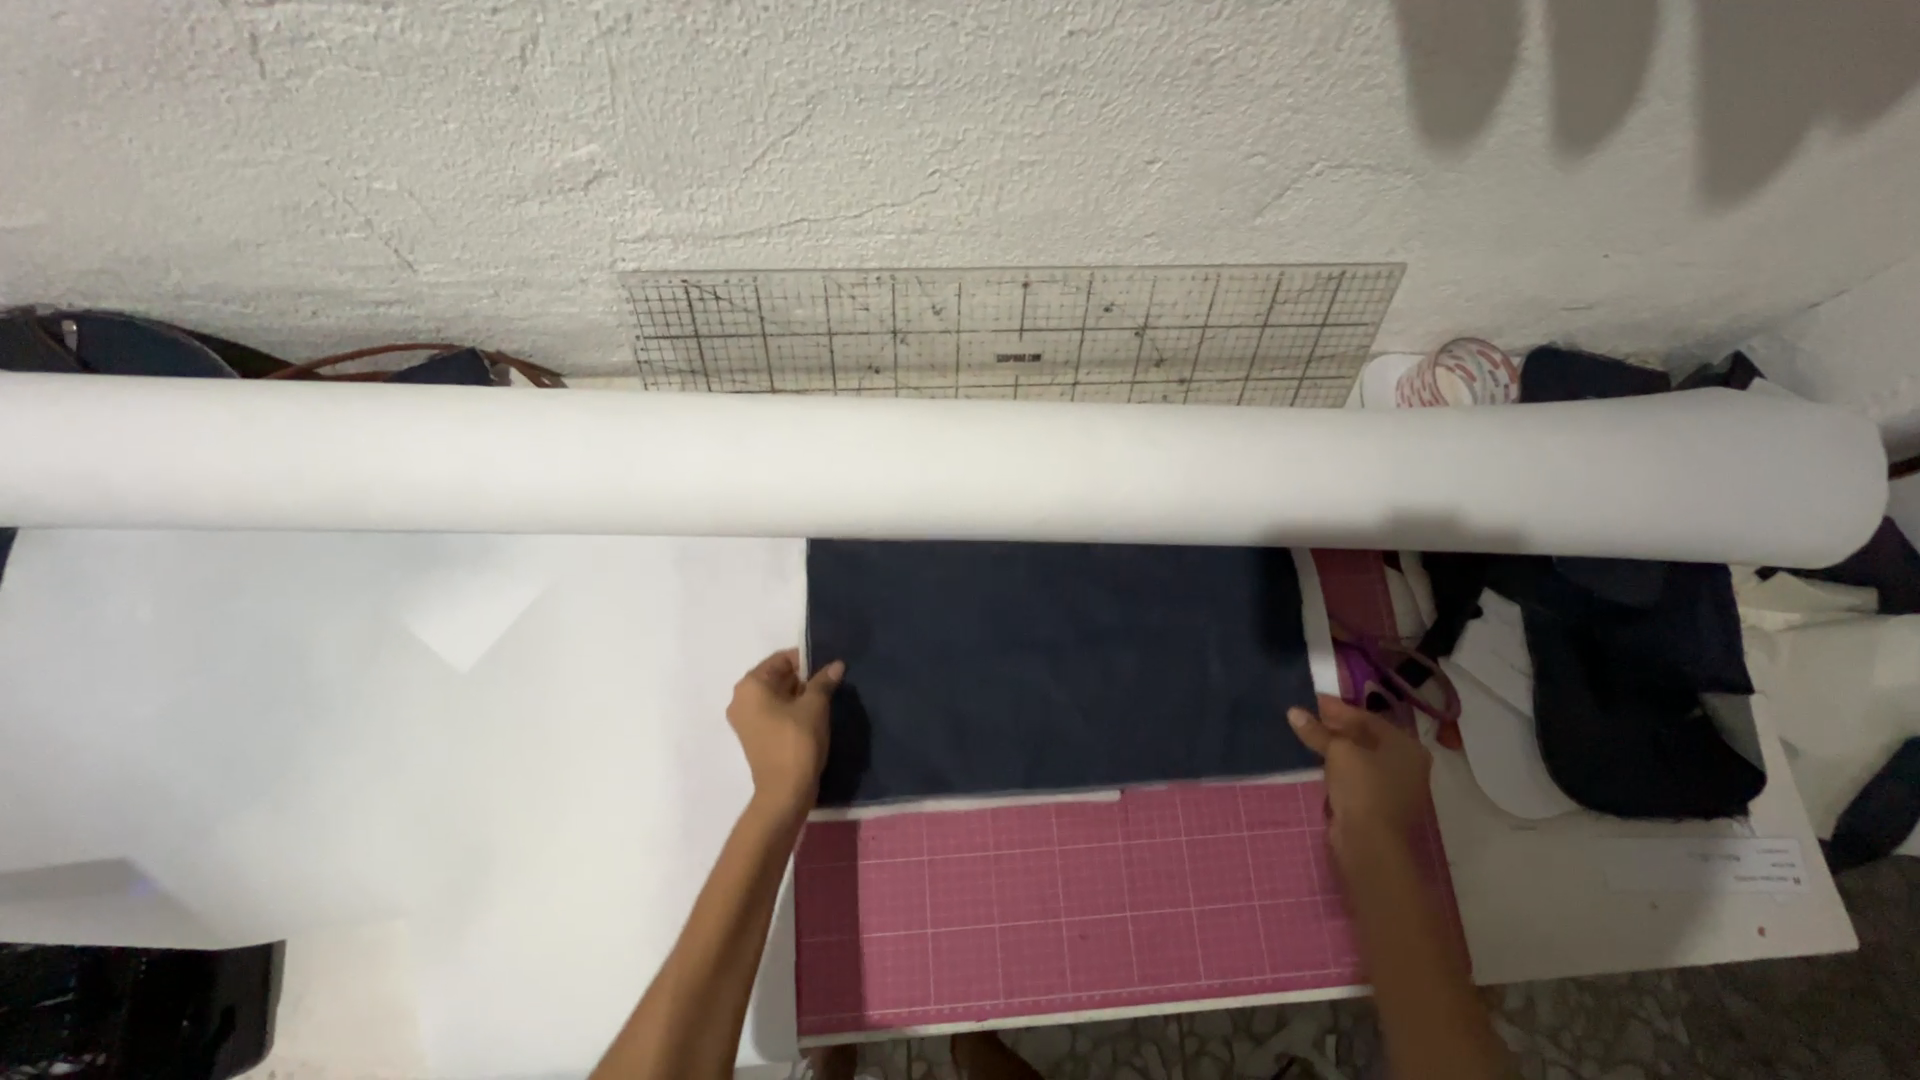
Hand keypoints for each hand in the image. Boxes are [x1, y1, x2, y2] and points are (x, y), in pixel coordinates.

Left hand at [727, 649, 843, 811]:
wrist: (784, 792)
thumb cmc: (796, 742)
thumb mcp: (815, 707)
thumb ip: (824, 681)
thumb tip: (836, 664)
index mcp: (750, 686)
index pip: (780, 659)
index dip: (806, 659)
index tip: (828, 665)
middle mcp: (741, 699)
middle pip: (776, 677)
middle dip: (803, 677)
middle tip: (830, 680)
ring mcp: (745, 720)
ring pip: (775, 696)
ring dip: (799, 694)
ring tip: (826, 696)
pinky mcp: (754, 736)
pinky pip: (773, 712)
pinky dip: (791, 709)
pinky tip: (814, 714)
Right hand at [1288, 694, 1431, 855]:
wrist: (1370, 843)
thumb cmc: (1362, 788)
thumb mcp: (1338, 752)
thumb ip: (1317, 731)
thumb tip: (1294, 712)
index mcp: (1406, 746)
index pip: (1368, 718)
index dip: (1337, 708)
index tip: (1311, 700)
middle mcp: (1406, 764)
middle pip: (1366, 737)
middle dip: (1336, 726)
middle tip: (1307, 716)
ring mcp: (1394, 786)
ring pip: (1360, 757)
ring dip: (1336, 746)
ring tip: (1308, 735)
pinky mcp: (1378, 804)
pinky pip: (1356, 775)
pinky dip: (1338, 766)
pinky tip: (1318, 761)